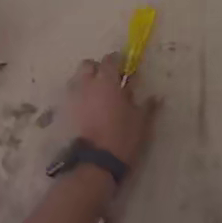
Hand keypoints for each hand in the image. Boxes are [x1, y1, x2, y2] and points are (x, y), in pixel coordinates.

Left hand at [68, 52, 153, 167]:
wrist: (95, 162)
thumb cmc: (122, 137)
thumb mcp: (141, 121)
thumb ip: (147, 105)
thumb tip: (156, 96)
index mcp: (107, 82)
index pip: (110, 60)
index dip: (117, 61)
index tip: (124, 67)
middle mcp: (86, 84)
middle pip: (87, 65)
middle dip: (98, 68)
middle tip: (110, 80)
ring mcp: (73, 98)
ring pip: (77, 79)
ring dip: (87, 82)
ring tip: (98, 95)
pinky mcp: (65, 112)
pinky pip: (72, 96)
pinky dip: (80, 97)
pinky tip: (89, 109)